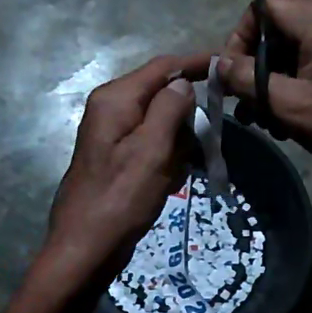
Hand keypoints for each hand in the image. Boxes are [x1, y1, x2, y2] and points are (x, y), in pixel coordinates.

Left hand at [41, 52, 213, 286]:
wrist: (85, 248)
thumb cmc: (120, 200)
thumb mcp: (151, 150)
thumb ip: (169, 109)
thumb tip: (183, 83)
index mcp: (115, 99)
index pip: (162, 67)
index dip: (194, 64)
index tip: (226, 67)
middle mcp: (109, 109)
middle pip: (161, 96)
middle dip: (186, 117)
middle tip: (203, 141)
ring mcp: (111, 135)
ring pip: (160, 124)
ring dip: (178, 144)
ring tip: (182, 170)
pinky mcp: (116, 158)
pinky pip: (151, 147)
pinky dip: (166, 160)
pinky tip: (169, 182)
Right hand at [219, 0, 311, 177]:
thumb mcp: (289, 105)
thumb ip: (248, 80)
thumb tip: (219, 65)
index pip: (261, 10)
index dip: (238, 40)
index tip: (231, 76)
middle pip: (273, 33)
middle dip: (252, 70)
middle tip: (245, 108)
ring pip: (287, 52)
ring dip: (268, 84)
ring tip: (264, 121)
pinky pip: (306, 64)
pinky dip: (289, 87)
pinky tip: (285, 120)